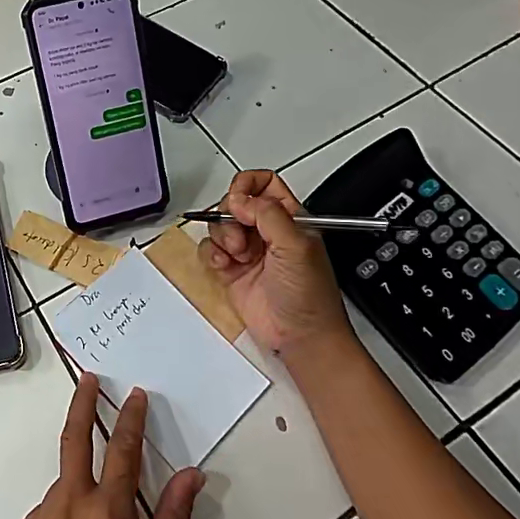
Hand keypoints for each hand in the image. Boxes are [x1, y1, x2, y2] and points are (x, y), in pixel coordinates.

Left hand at [13, 375, 203, 518]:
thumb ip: (175, 518)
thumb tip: (190, 476)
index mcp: (109, 514)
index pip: (123, 450)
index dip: (130, 418)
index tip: (134, 396)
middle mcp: (68, 509)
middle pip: (73, 442)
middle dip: (83, 406)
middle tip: (88, 382)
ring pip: (61, 489)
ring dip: (79, 489)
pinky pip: (45, 518)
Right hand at [196, 169, 353, 358]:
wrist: (299, 335)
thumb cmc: (310, 297)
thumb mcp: (297, 247)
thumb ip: (268, 215)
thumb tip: (240, 199)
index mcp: (289, 218)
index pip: (263, 183)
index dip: (246, 186)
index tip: (238, 203)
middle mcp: (266, 230)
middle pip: (233, 203)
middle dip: (229, 217)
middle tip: (240, 237)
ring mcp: (247, 249)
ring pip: (218, 226)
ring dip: (221, 238)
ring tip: (237, 256)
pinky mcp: (230, 269)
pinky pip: (208, 250)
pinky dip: (211, 256)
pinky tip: (225, 267)